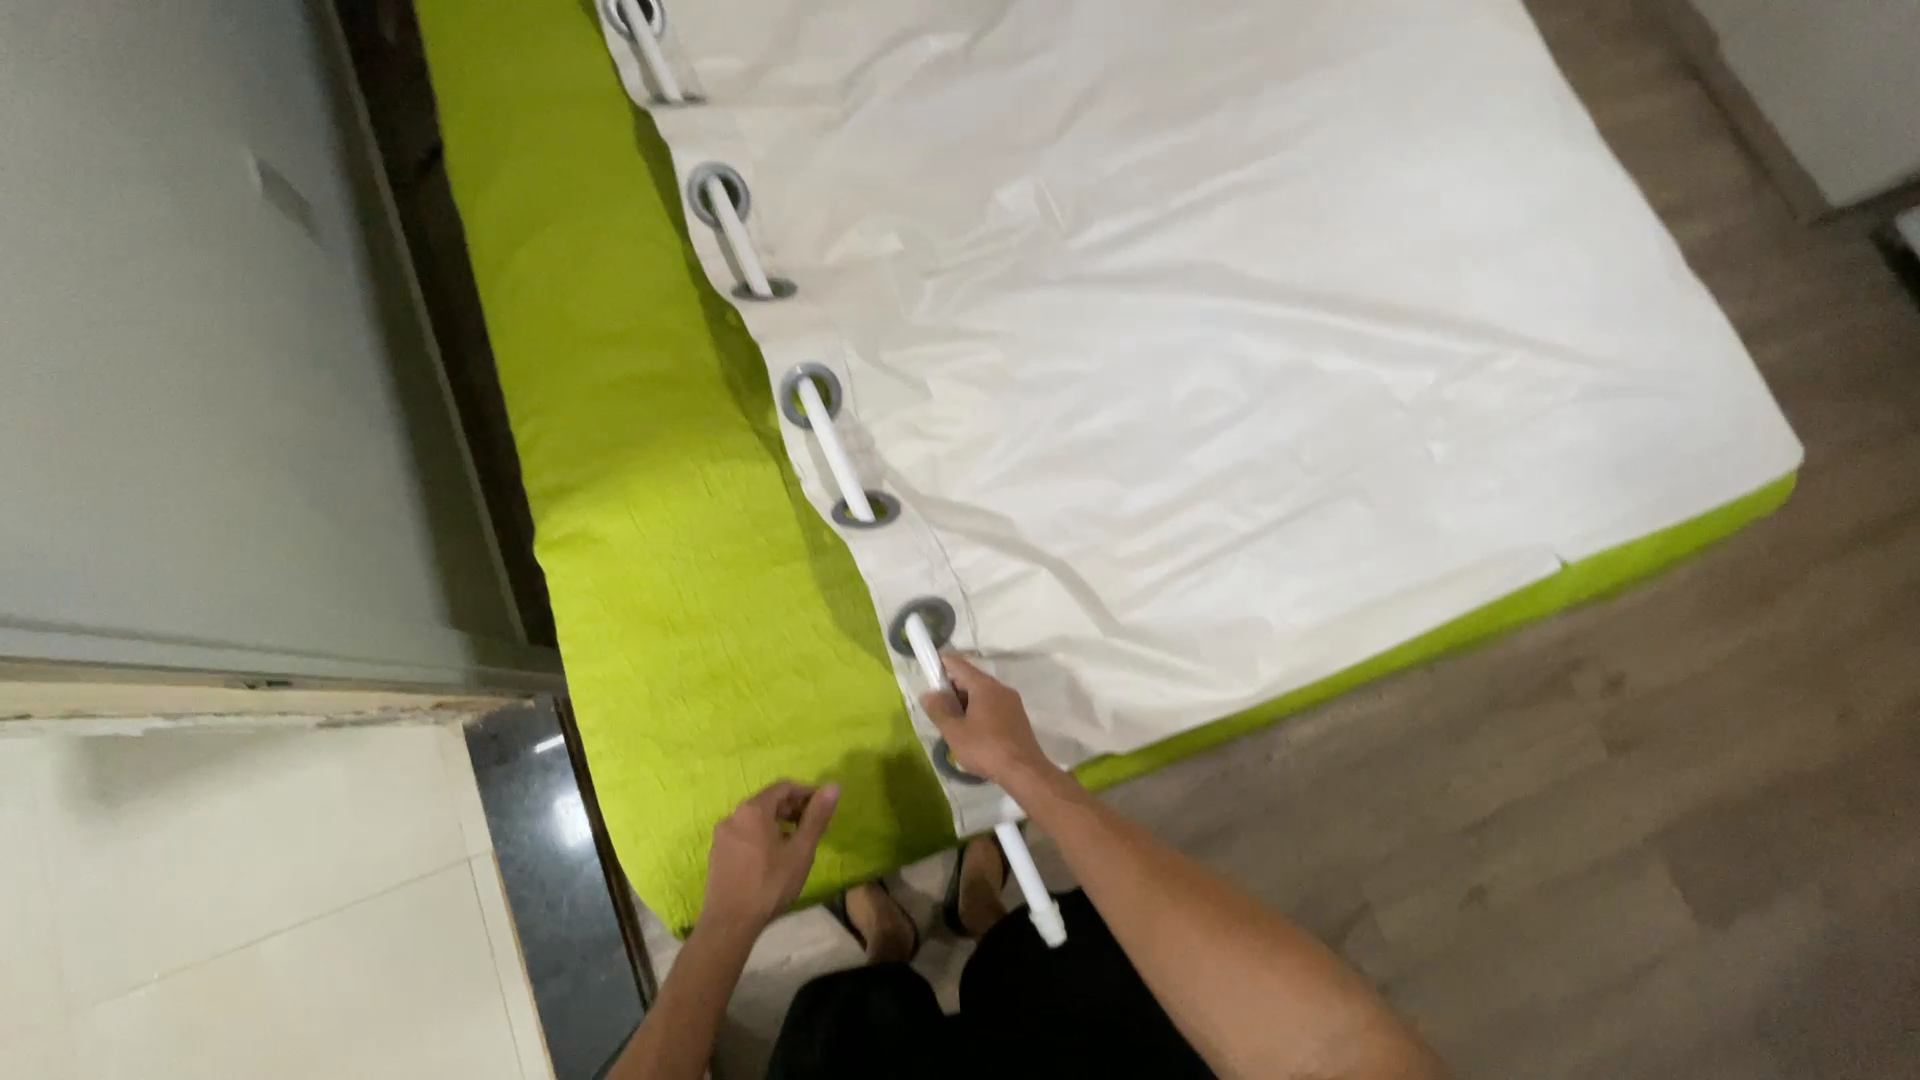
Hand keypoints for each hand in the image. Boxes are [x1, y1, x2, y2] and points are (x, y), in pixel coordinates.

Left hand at [700, 781, 838, 933]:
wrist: (729, 924)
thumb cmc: (770, 884)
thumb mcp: (800, 850)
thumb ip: (817, 816)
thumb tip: (833, 786)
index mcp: (753, 810)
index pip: (784, 787)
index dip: (806, 793)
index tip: (822, 807)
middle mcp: (733, 815)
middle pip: (768, 801)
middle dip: (792, 808)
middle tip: (812, 825)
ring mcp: (722, 835)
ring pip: (755, 818)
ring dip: (778, 822)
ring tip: (795, 842)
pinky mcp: (717, 853)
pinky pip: (744, 833)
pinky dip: (761, 835)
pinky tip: (772, 857)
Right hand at [920, 653, 1063, 789]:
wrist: (1024, 772)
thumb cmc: (985, 749)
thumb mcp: (954, 731)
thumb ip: (939, 710)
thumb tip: (928, 694)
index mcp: (984, 685)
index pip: (958, 664)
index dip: (941, 665)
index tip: (927, 672)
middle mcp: (1000, 688)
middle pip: (970, 679)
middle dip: (951, 690)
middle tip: (937, 710)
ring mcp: (1012, 703)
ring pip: (982, 695)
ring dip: (964, 704)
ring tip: (952, 726)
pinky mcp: (1017, 718)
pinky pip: (993, 707)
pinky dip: (978, 712)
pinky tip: (971, 734)